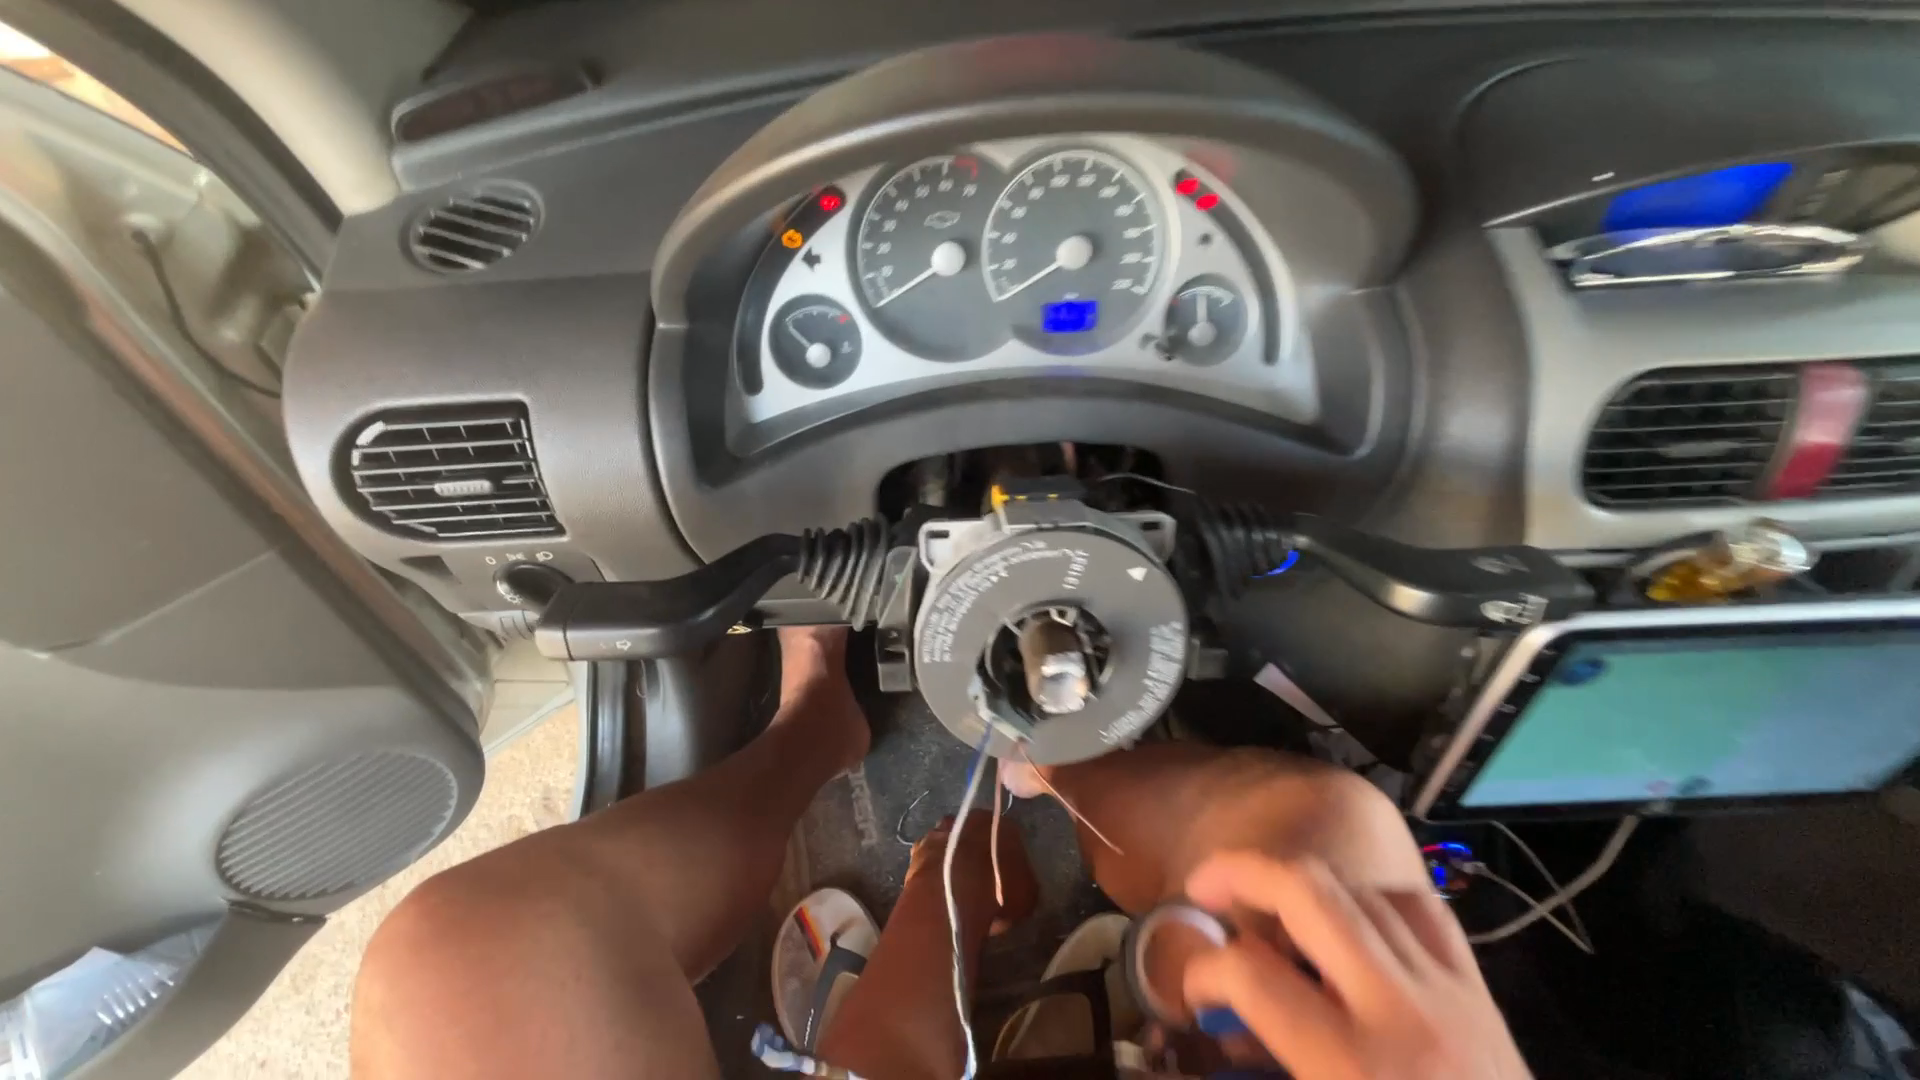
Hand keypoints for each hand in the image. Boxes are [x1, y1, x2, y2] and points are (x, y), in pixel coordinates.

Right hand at [1181, 852, 1531, 1079]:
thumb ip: (1267, 1070)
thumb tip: (1224, 1026)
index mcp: (1355, 1069)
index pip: (1252, 977)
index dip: (1204, 971)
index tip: (1192, 989)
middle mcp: (1402, 1012)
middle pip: (1307, 892)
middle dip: (1240, 872)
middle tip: (1204, 886)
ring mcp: (1450, 993)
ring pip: (1359, 889)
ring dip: (1302, 888)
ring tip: (1274, 913)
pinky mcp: (1482, 993)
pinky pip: (1419, 908)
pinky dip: (1370, 899)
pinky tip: (1349, 919)